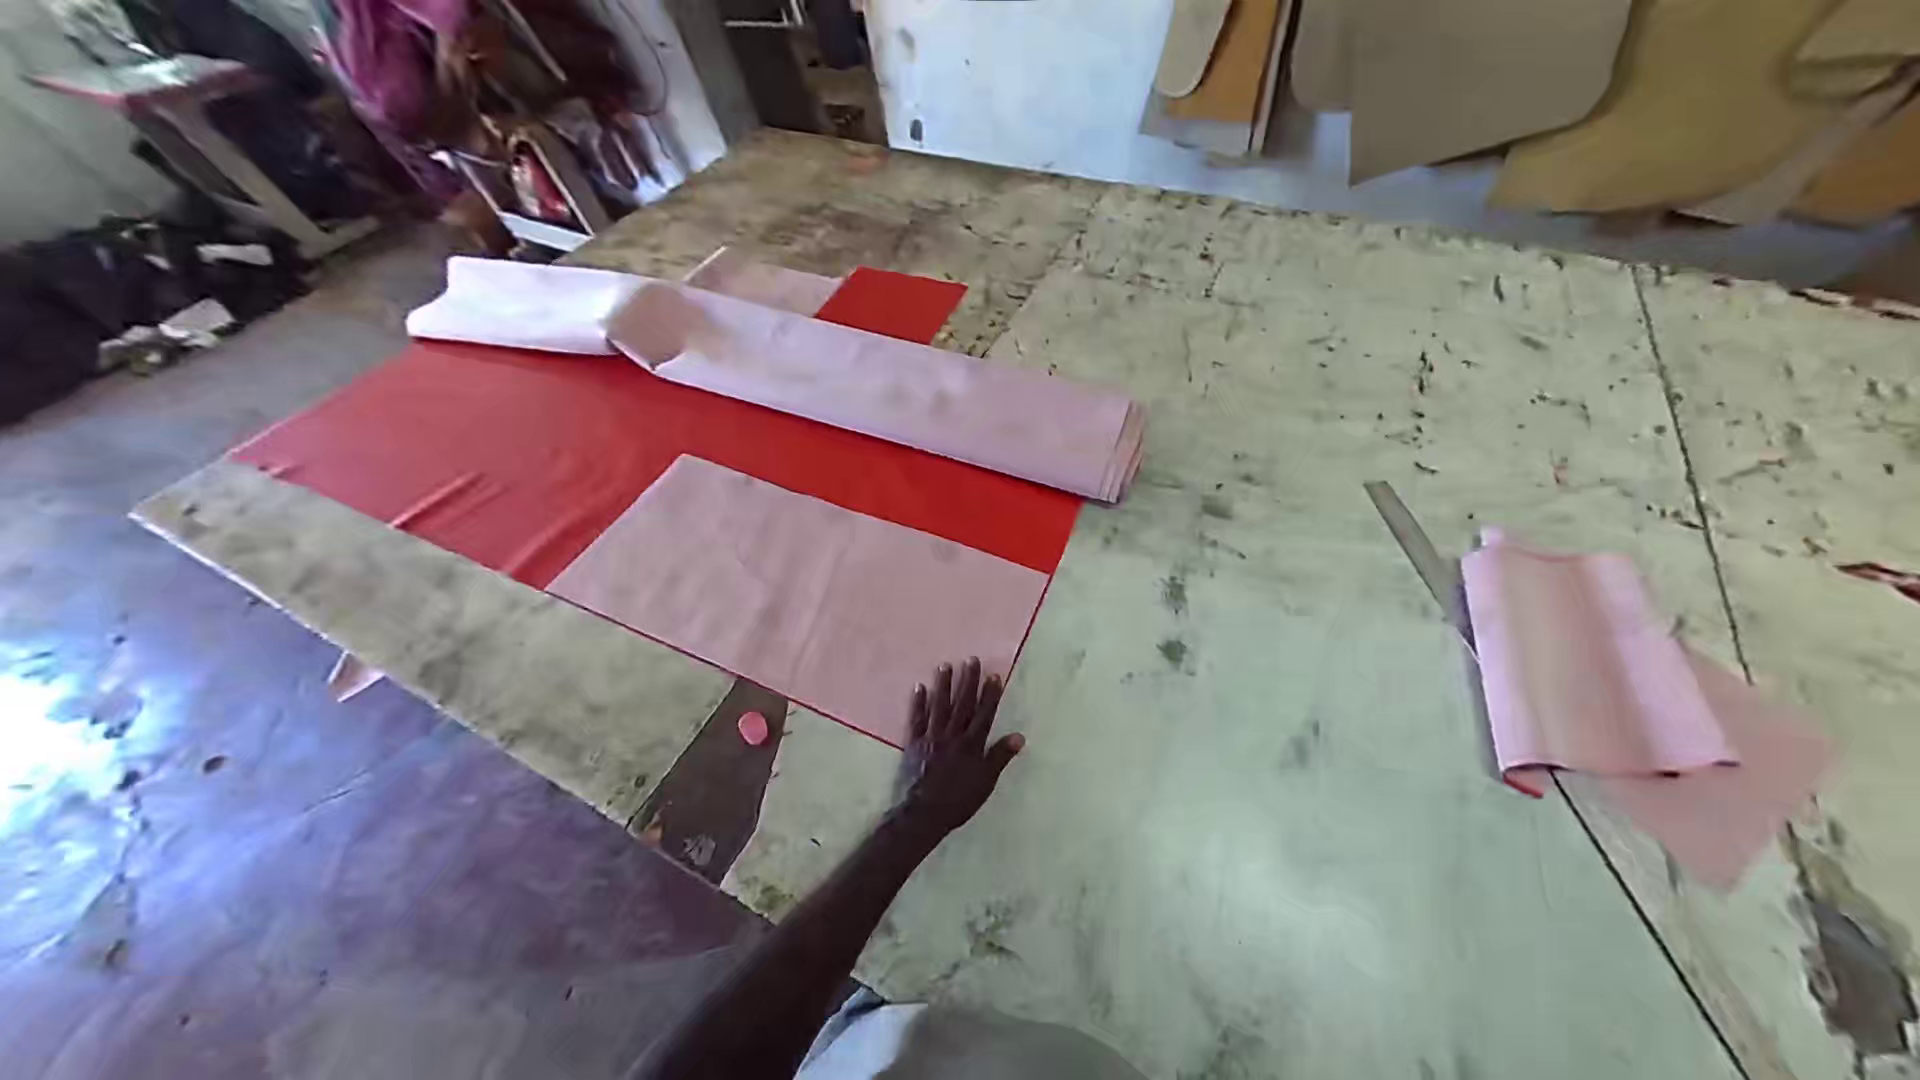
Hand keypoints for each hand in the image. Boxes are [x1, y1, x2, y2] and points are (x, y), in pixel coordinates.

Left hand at [892, 657, 1023, 842]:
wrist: (923, 813)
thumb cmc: (959, 801)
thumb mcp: (986, 782)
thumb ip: (1000, 757)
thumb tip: (1019, 736)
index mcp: (972, 744)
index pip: (984, 714)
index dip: (990, 695)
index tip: (994, 675)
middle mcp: (953, 735)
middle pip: (963, 704)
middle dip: (969, 681)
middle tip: (971, 660)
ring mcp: (932, 737)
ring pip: (939, 706)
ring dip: (943, 685)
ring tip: (946, 665)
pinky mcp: (914, 743)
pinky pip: (917, 718)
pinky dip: (919, 703)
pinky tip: (920, 687)